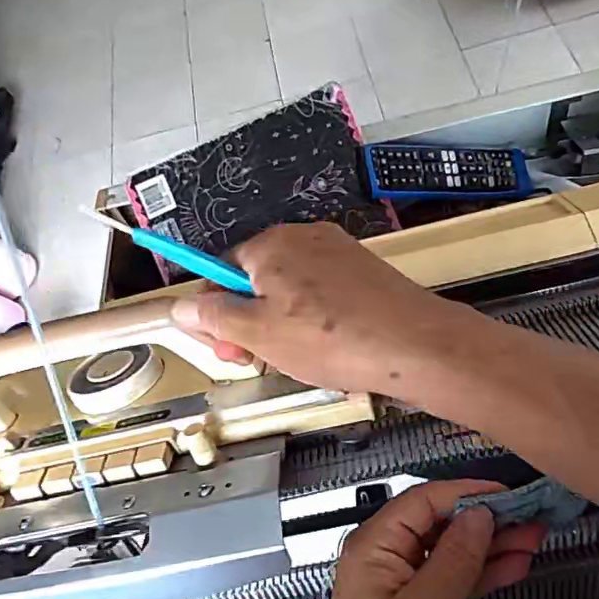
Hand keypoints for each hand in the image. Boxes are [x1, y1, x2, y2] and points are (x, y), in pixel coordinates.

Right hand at [169, 222, 487, 397]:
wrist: (415, 345)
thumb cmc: (334, 338)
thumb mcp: (258, 333)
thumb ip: (214, 316)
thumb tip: (184, 305)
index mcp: (272, 245)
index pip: (220, 270)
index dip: (214, 312)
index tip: (220, 345)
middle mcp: (306, 238)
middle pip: (256, 280)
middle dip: (248, 322)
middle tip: (254, 360)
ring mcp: (339, 253)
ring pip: (291, 291)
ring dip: (280, 325)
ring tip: (294, 359)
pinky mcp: (364, 273)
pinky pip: (323, 296)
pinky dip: (315, 321)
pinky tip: (325, 349)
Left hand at [306, 480, 545, 598]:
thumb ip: (457, 555)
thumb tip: (481, 514)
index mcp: (375, 543)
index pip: (425, 500)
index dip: (468, 493)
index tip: (509, 494)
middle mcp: (383, 554)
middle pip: (439, 523)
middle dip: (486, 521)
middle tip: (530, 519)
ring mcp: (397, 581)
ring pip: (449, 551)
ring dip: (489, 546)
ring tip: (531, 540)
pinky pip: (449, 577)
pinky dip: (479, 572)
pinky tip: (512, 566)